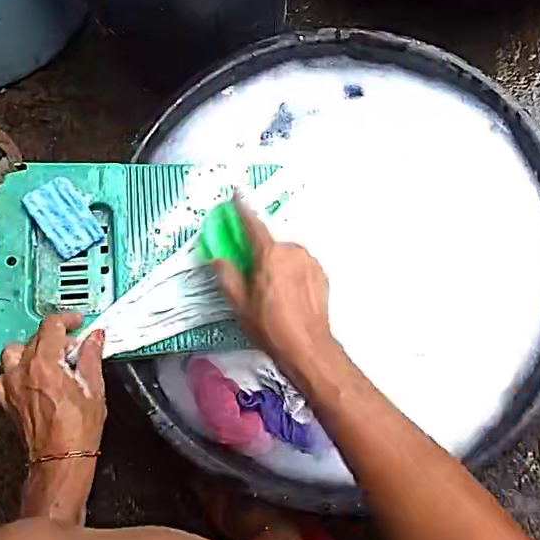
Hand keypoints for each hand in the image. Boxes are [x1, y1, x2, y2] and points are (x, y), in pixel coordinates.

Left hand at [0, 312, 106, 459]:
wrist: (61, 459)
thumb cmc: (78, 429)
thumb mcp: (94, 387)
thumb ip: (91, 356)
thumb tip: (94, 338)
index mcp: (44, 363)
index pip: (51, 325)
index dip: (66, 319)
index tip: (76, 322)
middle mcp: (22, 371)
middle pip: (34, 337)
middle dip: (56, 337)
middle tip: (74, 347)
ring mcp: (10, 386)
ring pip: (13, 353)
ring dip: (31, 351)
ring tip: (49, 359)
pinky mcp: (6, 401)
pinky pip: (1, 379)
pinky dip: (13, 374)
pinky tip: (28, 379)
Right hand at [211, 197, 337, 367]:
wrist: (307, 346)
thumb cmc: (271, 326)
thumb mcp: (239, 303)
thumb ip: (226, 275)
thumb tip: (217, 259)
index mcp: (270, 254)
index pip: (253, 223)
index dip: (242, 207)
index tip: (237, 193)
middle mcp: (292, 251)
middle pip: (270, 243)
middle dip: (261, 254)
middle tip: (254, 277)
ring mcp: (310, 261)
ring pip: (286, 255)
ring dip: (277, 265)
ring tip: (272, 293)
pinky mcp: (321, 273)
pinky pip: (300, 266)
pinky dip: (292, 273)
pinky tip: (288, 295)